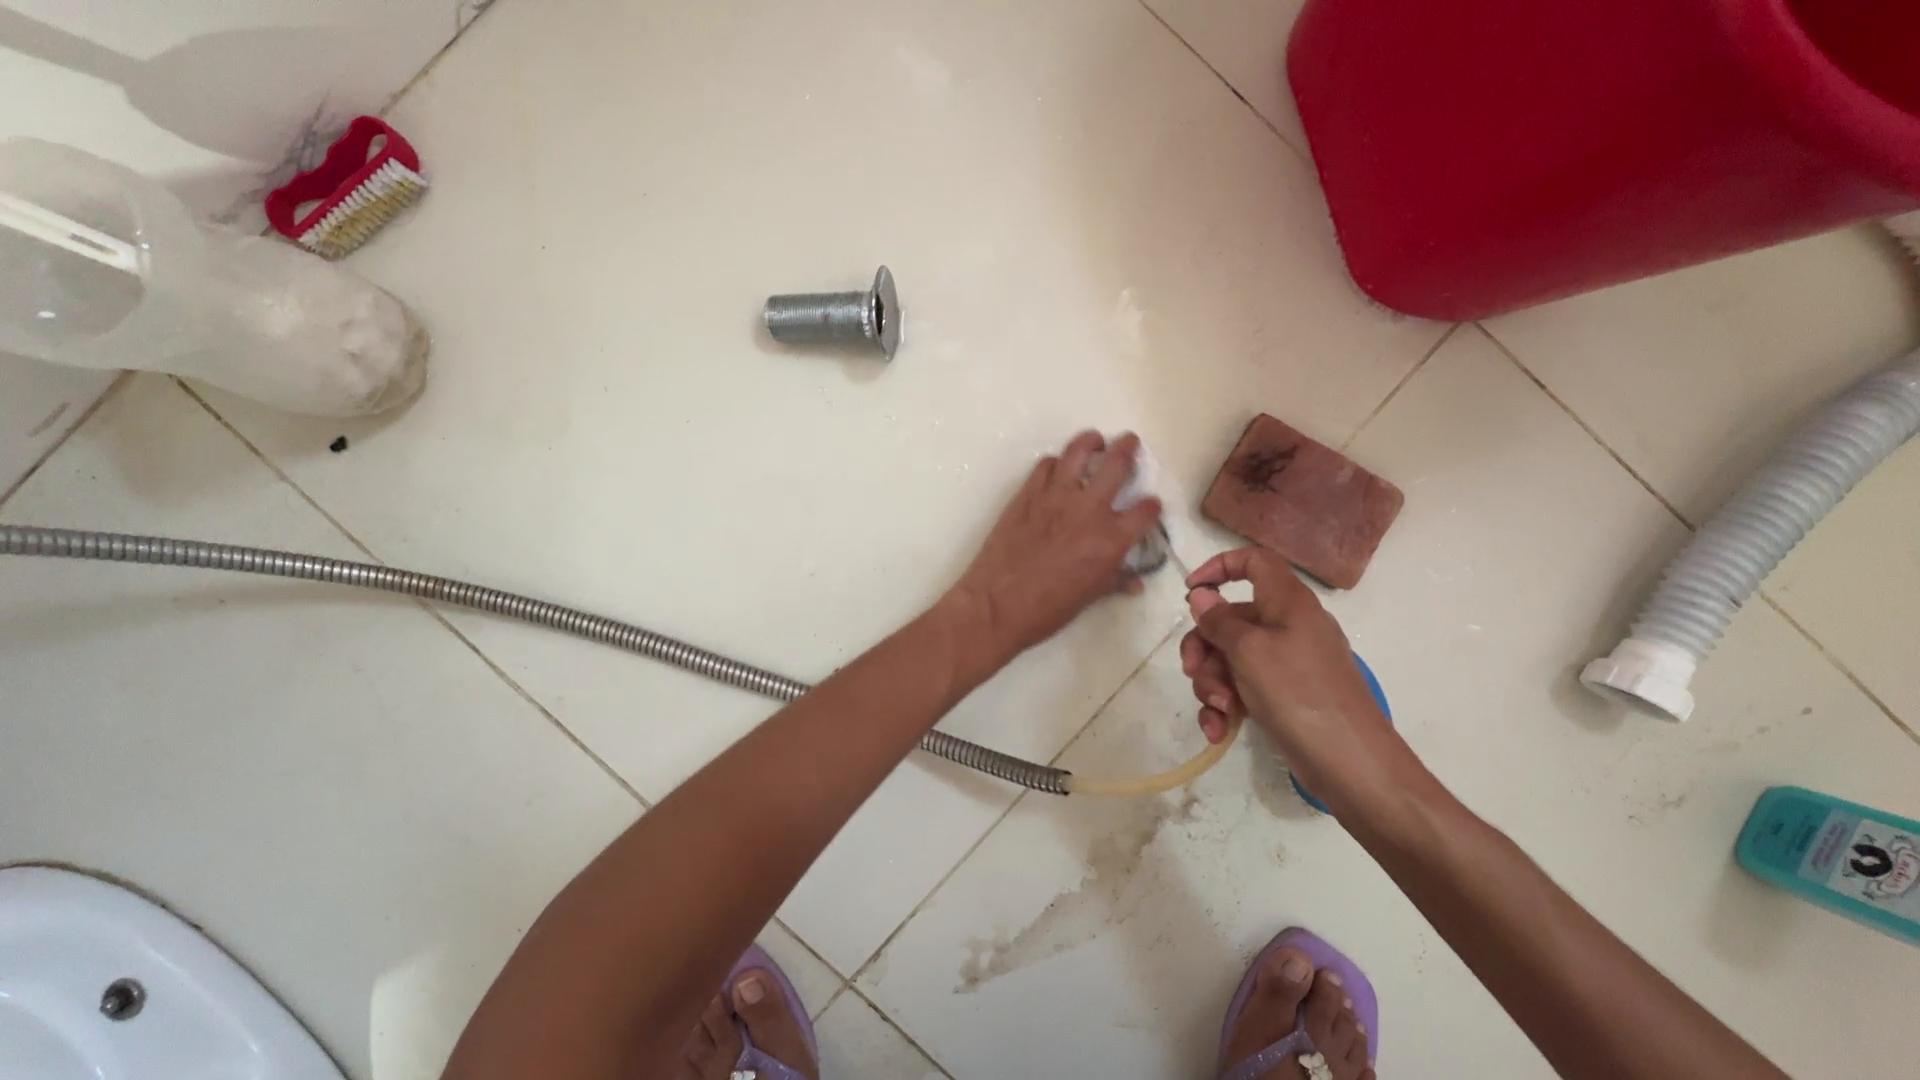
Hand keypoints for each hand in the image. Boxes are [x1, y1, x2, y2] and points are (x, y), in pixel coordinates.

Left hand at [948, 431, 1162, 663]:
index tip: (1150, 504)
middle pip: (1117, 464)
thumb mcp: (1089, 598)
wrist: (995, 606)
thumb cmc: (1047, 610)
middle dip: (1128, 448)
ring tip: (1095, 440)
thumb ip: (1115, 581)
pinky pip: (1044, 466)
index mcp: (1111, 539)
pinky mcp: (1026, 494)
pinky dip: (1055, 463)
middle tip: (1130, 442)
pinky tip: (1056, 469)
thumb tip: (1134, 581)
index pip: (1146, 510)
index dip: (1152, 506)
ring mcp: (1055, 497)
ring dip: (1091, 441)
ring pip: (1078, 452)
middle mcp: (1088, 510)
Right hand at [1179, 547, 1404, 806]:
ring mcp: (1285, 664)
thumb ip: (1219, 620)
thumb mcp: (1249, 651)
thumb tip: (1201, 595)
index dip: (1220, 567)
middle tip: (1192, 670)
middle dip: (1203, 645)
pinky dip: (1226, 706)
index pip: (1255, 562)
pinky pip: (1243, 689)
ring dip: (1212, 682)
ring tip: (1218, 709)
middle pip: (1231, 619)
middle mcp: (1287, 626)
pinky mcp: (1282, 696)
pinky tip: (1218, 730)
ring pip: (1230, 658)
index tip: (1191, 591)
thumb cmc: (1298, 692)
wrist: (1348, 760)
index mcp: (1287, 602)